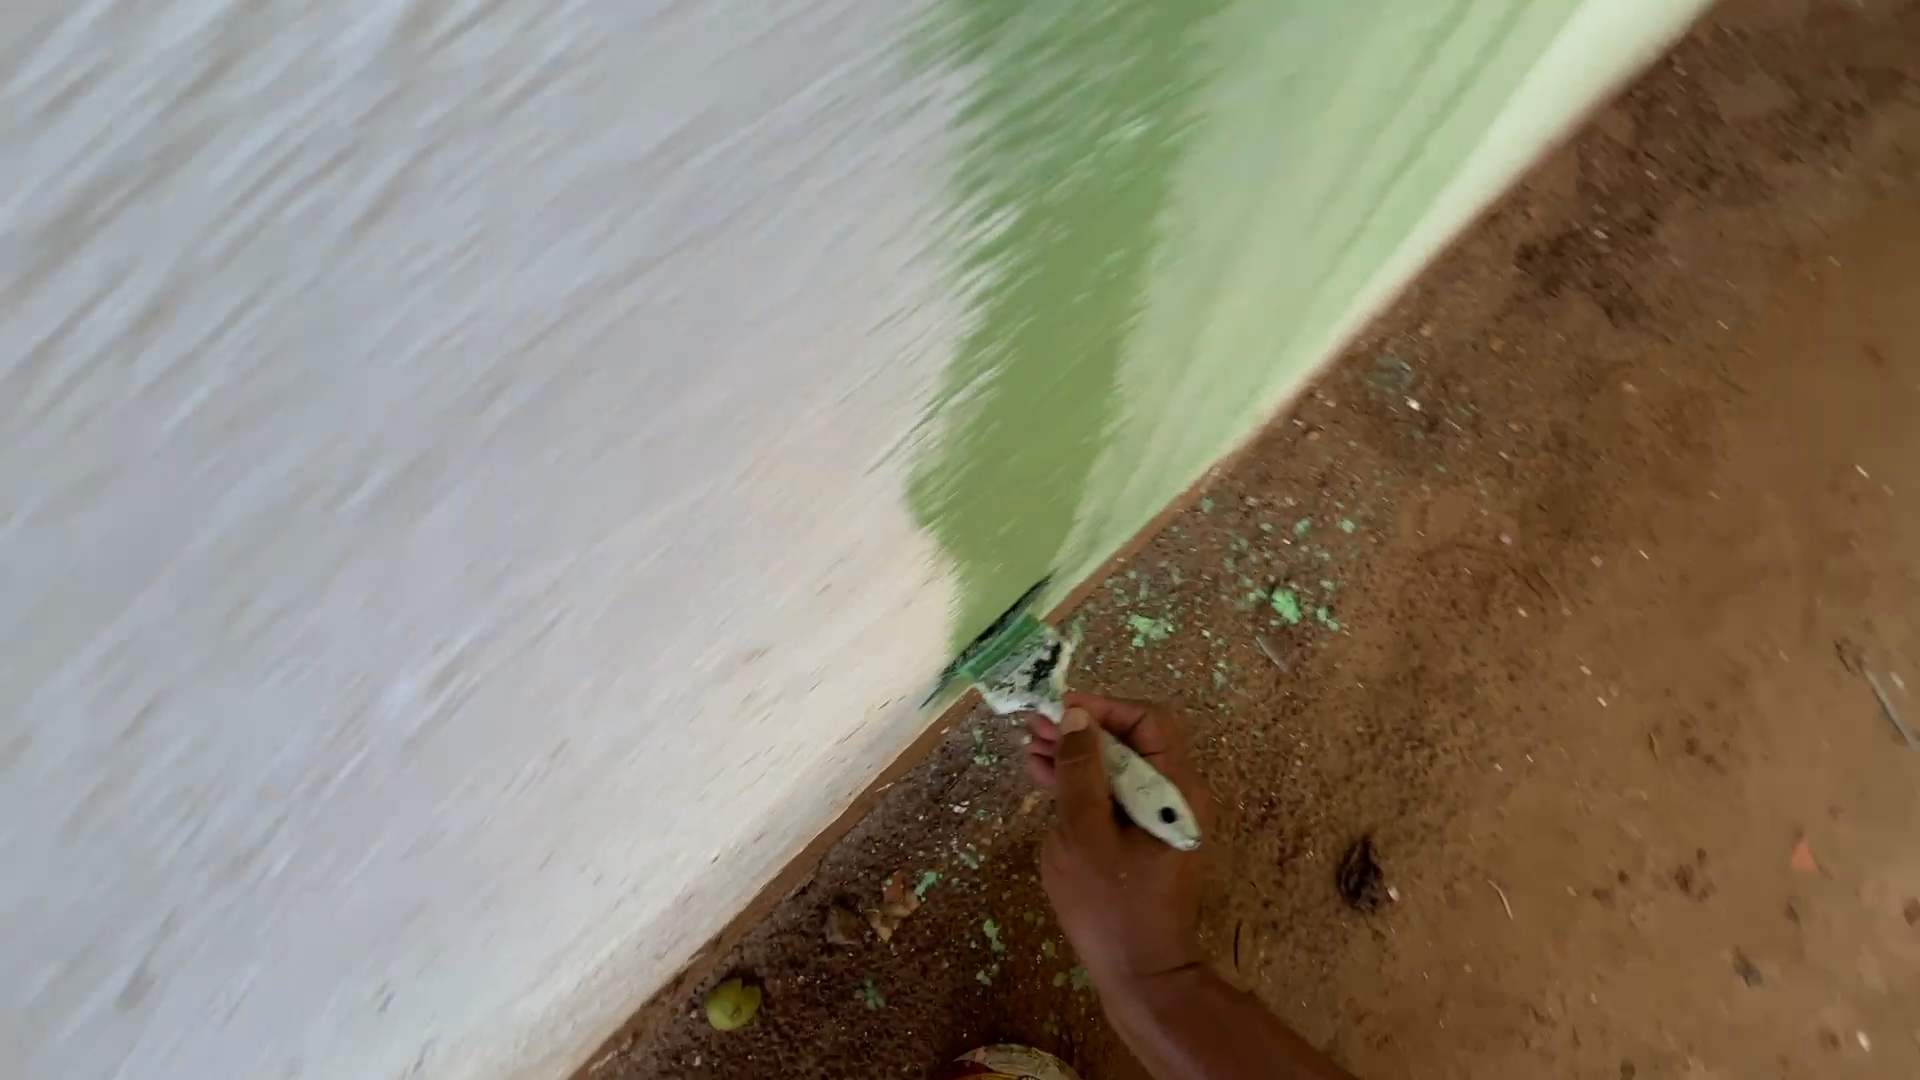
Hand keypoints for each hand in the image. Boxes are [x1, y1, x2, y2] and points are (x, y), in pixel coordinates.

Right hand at [1026, 693, 1212, 992]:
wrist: (1141, 979)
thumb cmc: (1112, 907)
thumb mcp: (1084, 833)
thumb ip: (1080, 771)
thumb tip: (1077, 717)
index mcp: (1175, 789)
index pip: (1149, 721)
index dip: (1105, 707)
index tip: (1063, 709)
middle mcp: (1175, 795)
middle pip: (1131, 741)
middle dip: (1083, 729)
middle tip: (1037, 725)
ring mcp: (1159, 817)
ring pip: (1118, 766)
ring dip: (1077, 754)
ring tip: (1032, 745)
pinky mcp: (1141, 835)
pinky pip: (1113, 794)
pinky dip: (1081, 782)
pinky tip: (1044, 774)